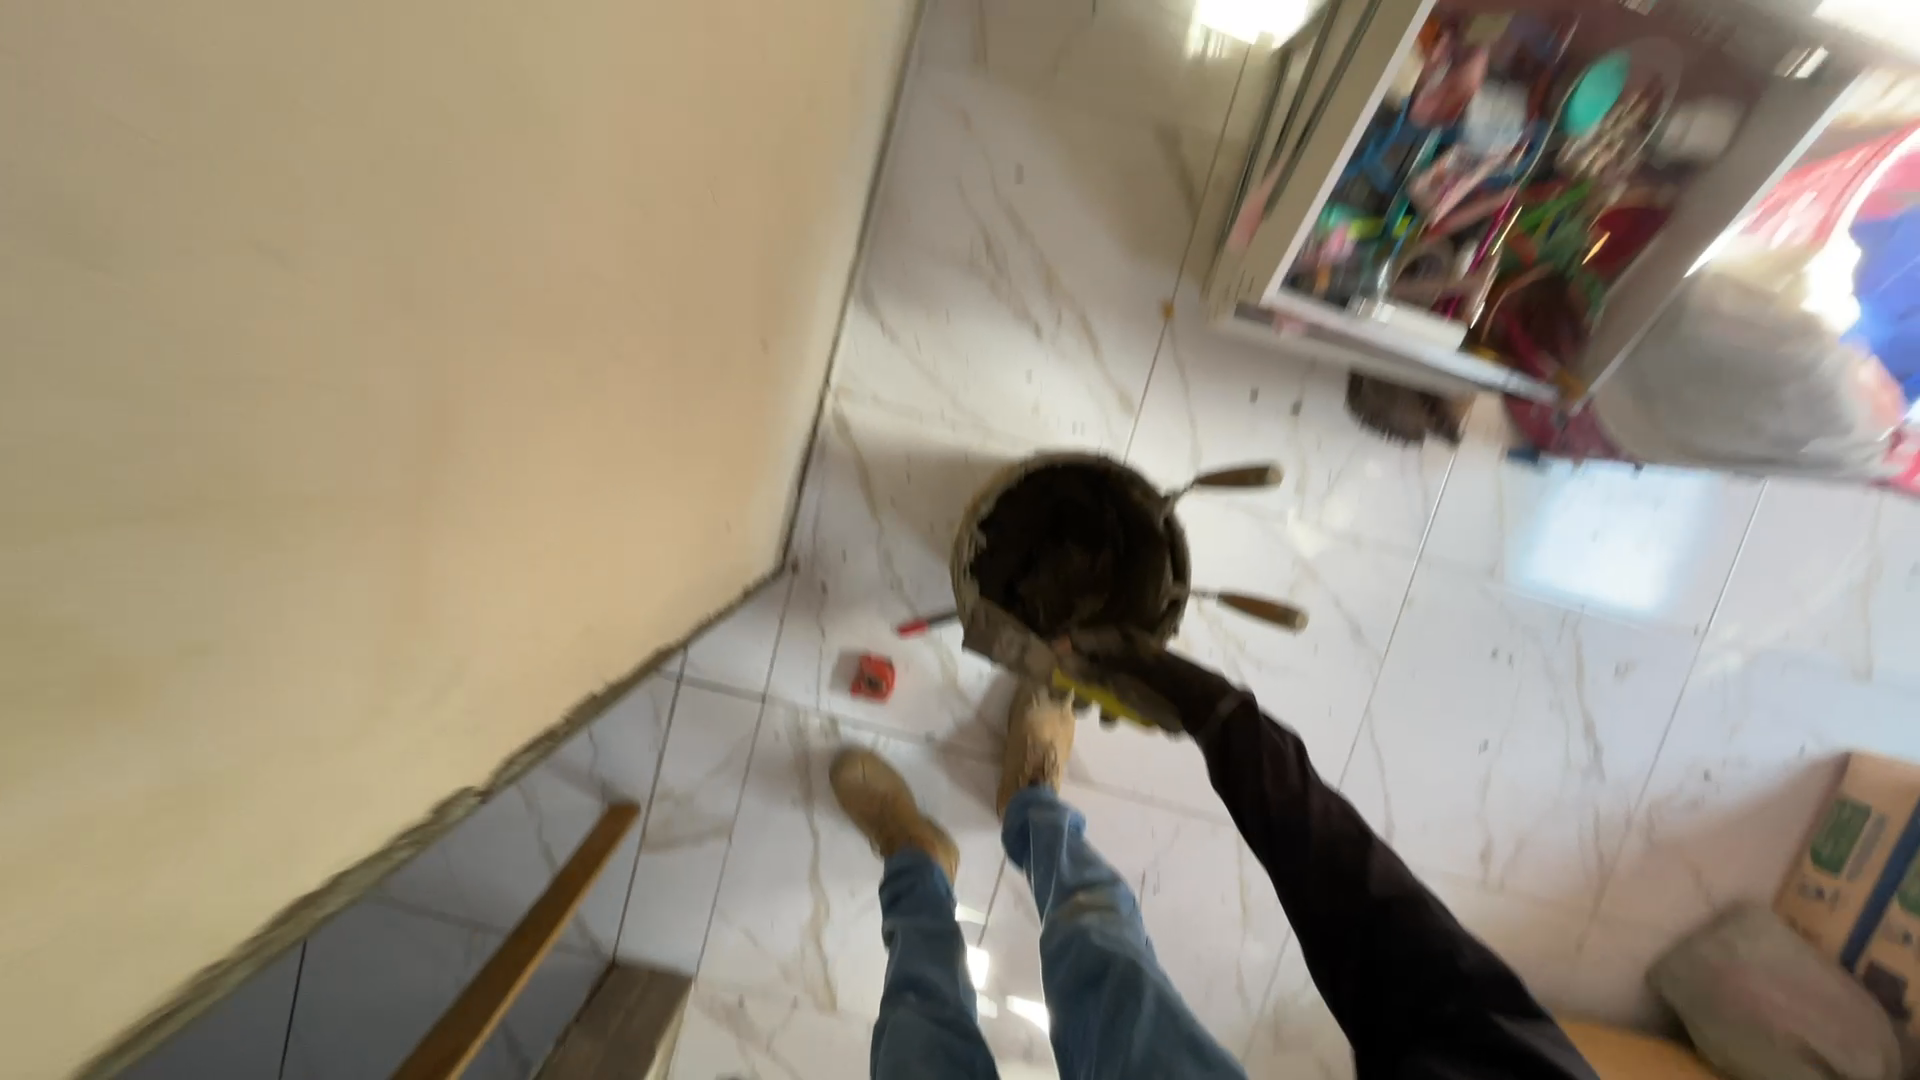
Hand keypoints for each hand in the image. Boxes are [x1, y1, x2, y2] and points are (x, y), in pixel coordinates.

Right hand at [1058, 629, 1245, 738]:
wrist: (1205, 707)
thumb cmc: (1162, 686)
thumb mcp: (1123, 675)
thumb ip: (1092, 668)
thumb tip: (1060, 658)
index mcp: (1121, 639)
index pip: (1082, 638)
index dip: (1063, 651)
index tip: (1049, 670)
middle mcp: (1125, 651)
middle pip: (1089, 661)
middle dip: (1076, 680)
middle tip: (1066, 698)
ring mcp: (1135, 671)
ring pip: (1102, 681)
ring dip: (1094, 697)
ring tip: (1093, 713)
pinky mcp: (1144, 691)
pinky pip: (1119, 696)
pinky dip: (1114, 707)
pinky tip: (1116, 719)